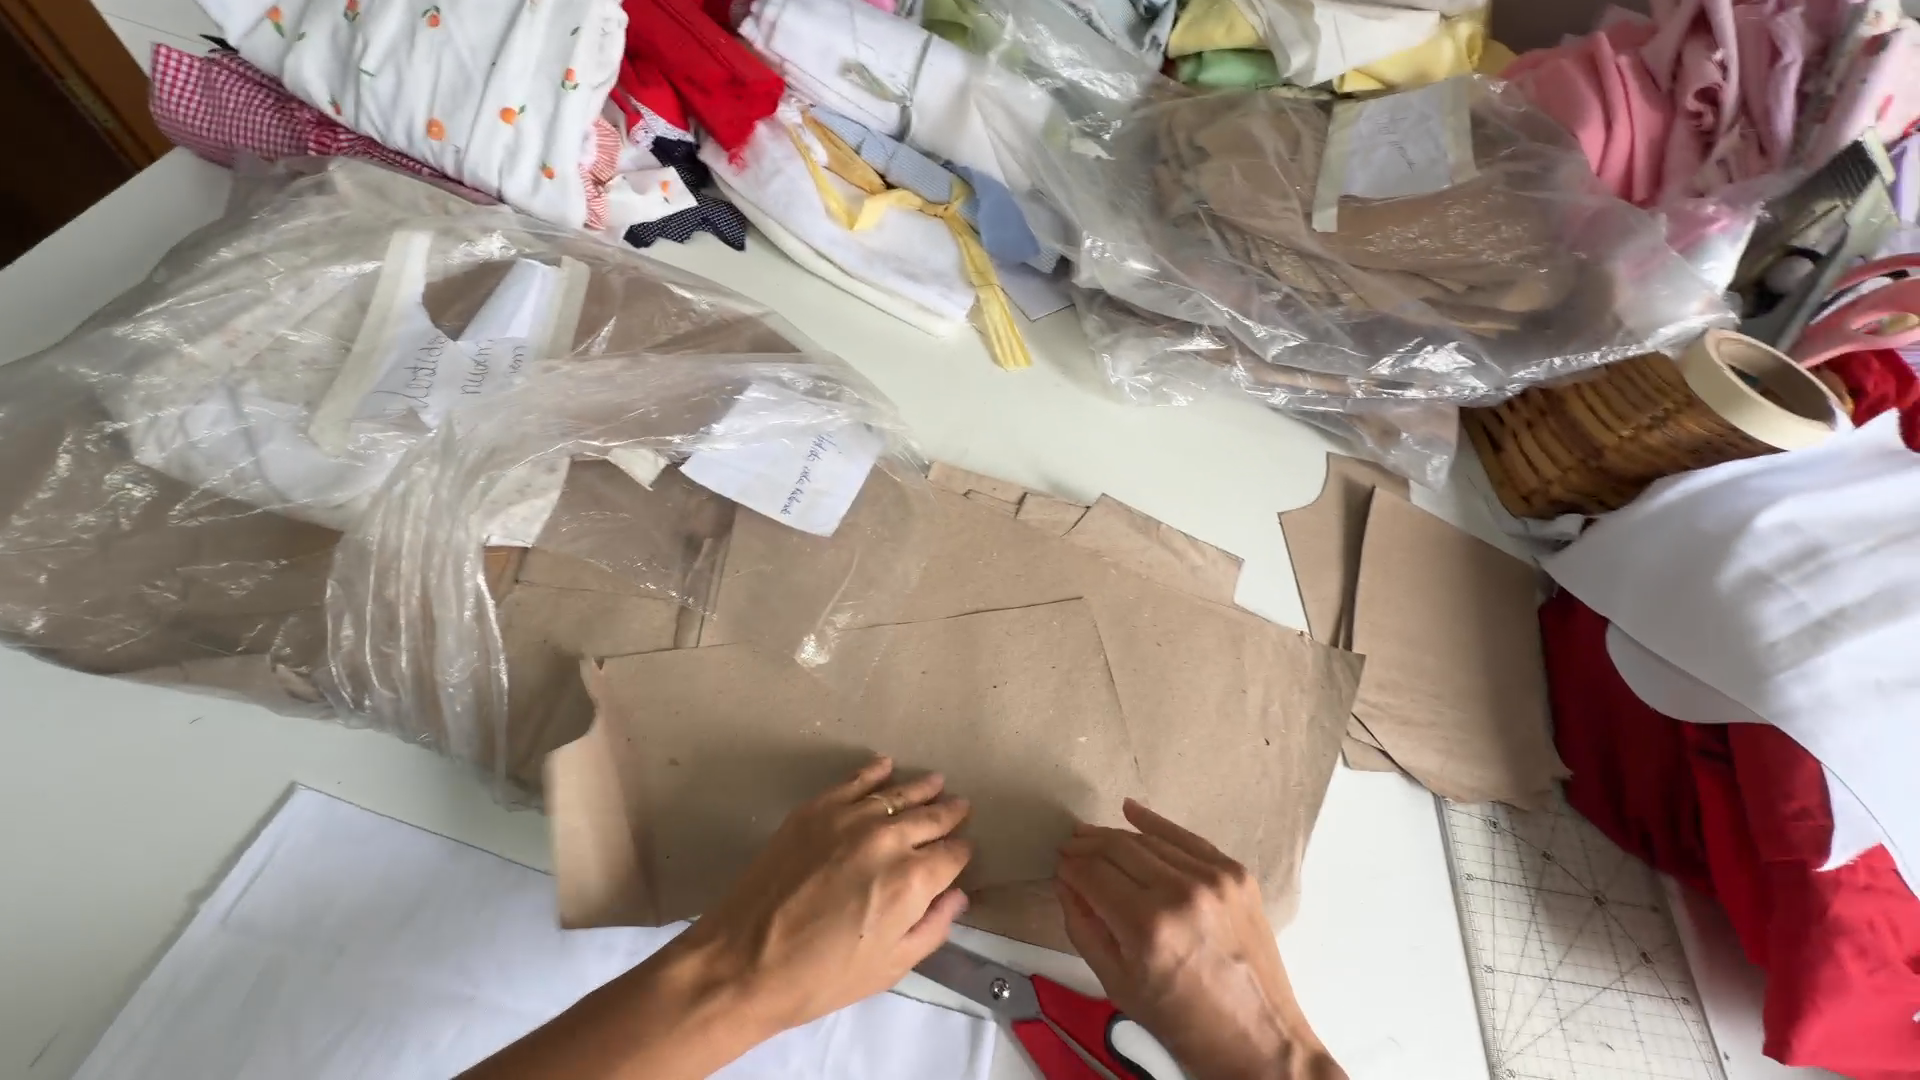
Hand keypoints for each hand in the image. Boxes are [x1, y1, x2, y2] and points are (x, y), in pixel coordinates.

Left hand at [672, 755, 974, 1033]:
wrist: (743, 960)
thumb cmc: (821, 977)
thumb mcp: (890, 968)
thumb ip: (933, 927)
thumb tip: (957, 895)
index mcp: (911, 881)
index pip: (953, 854)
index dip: (962, 853)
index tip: (963, 852)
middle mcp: (888, 839)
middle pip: (931, 818)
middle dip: (950, 814)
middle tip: (961, 807)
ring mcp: (850, 818)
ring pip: (898, 794)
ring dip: (923, 788)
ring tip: (937, 782)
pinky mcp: (817, 809)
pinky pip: (856, 780)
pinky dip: (875, 771)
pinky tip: (887, 765)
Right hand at [1055, 800, 1345, 1079]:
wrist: (1258, 1040)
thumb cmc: (1184, 1023)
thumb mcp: (1117, 984)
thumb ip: (1082, 927)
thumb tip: (1066, 884)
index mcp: (1147, 926)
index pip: (1092, 874)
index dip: (1070, 866)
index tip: (1060, 866)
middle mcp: (1180, 893)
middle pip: (1117, 849)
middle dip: (1087, 846)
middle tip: (1070, 847)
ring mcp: (1213, 878)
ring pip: (1149, 840)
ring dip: (1115, 835)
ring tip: (1093, 836)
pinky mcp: (1235, 873)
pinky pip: (1186, 838)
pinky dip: (1155, 823)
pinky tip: (1130, 811)